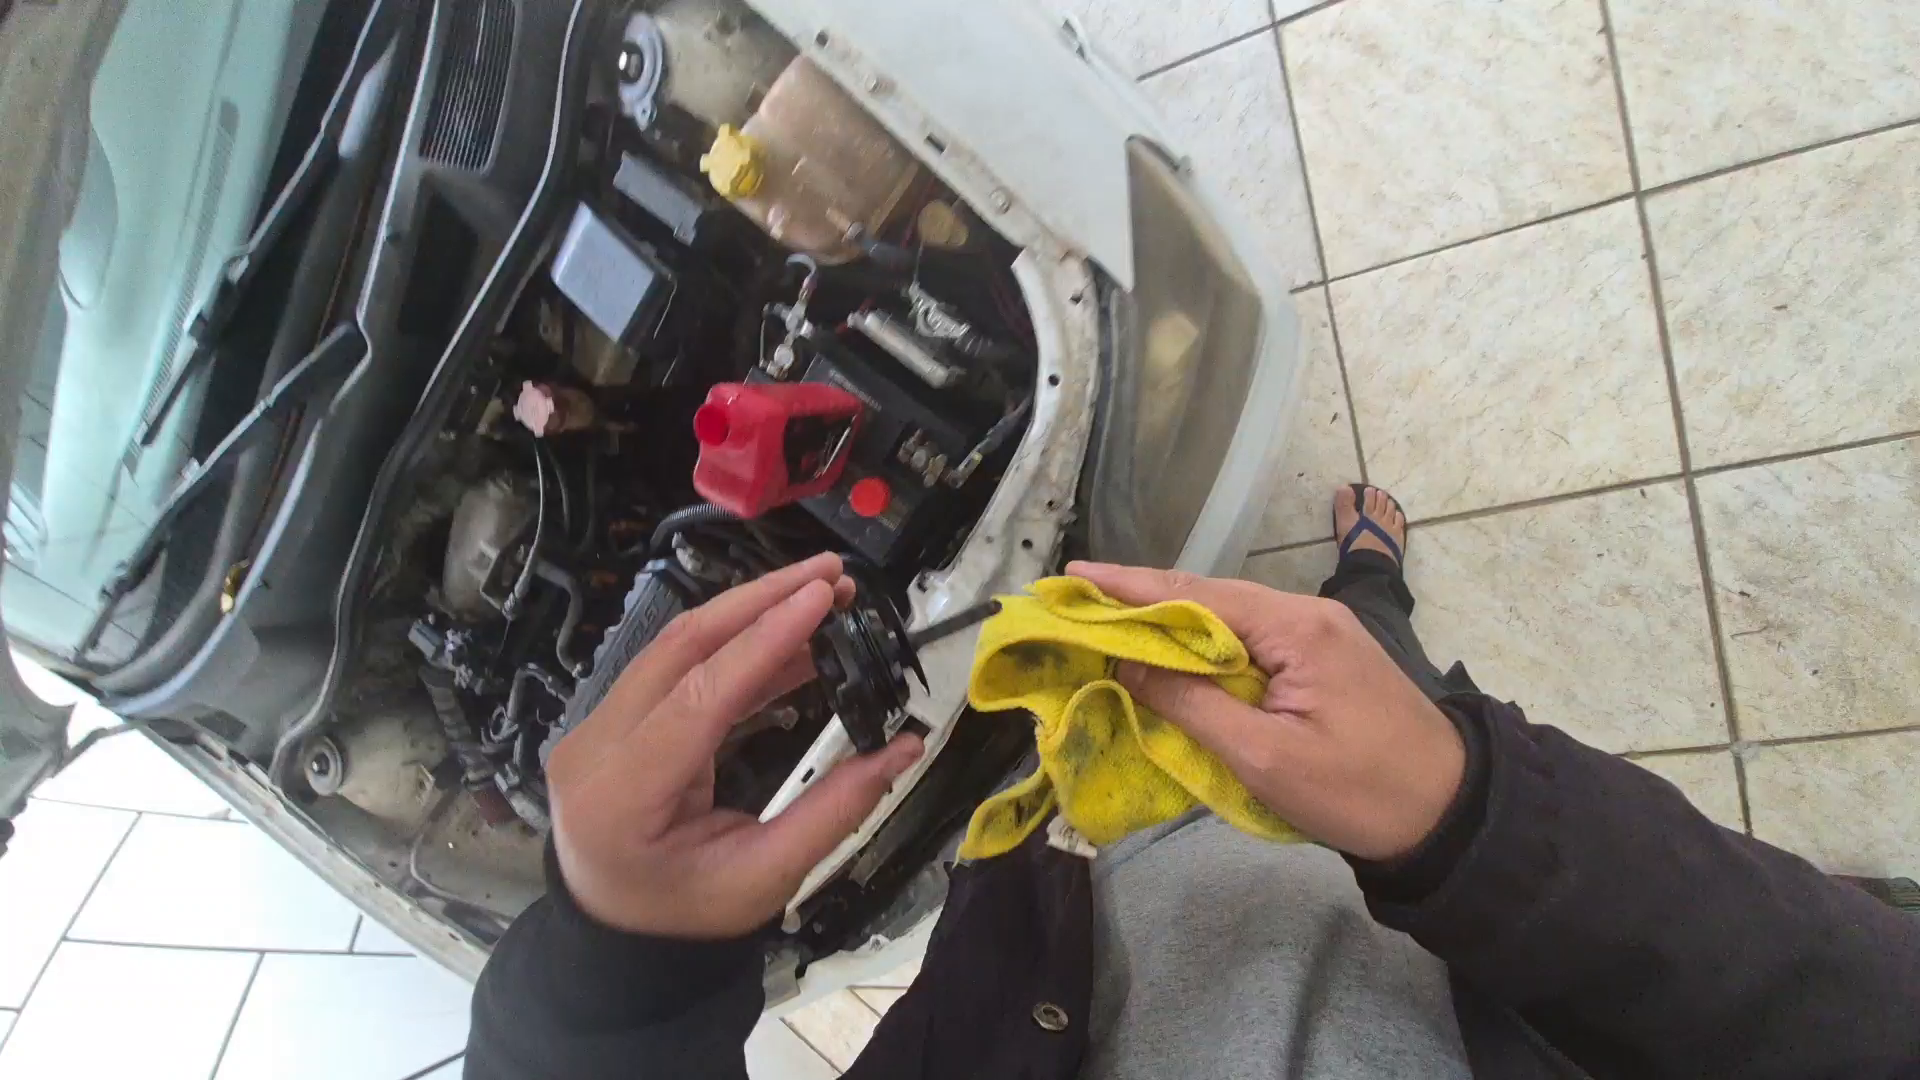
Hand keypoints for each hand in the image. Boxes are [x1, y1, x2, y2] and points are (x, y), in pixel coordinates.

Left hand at [545, 553, 923, 937]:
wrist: (615, 932)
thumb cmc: (687, 913)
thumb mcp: (765, 877)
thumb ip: (836, 809)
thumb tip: (907, 746)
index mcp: (623, 794)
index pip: (701, 694)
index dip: (767, 637)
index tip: (824, 594)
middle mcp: (597, 743)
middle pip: (683, 644)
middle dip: (763, 598)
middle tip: (832, 574)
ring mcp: (598, 722)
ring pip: (680, 642)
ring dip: (754, 610)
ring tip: (823, 595)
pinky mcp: (616, 714)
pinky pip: (682, 663)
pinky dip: (741, 643)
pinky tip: (795, 638)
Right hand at [1068, 562, 1464, 860]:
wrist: (1456, 816)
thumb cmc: (1359, 793)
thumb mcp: (1265, 758)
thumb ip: (1191, 704)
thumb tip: (1127, 662)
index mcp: (1294, 628)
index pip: (1194, 595)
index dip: (1128, 586)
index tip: (1075, 575)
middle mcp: (1304, 612)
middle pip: (1207, 595)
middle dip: (1141, 596)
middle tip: (1081, 598)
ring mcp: (1316, 629)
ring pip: (1226, 613)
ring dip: (1170, 617)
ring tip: (1113, 618)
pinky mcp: (1320, 651)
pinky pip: (1247, 633)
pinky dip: (1202, 638)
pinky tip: (1174, 646)